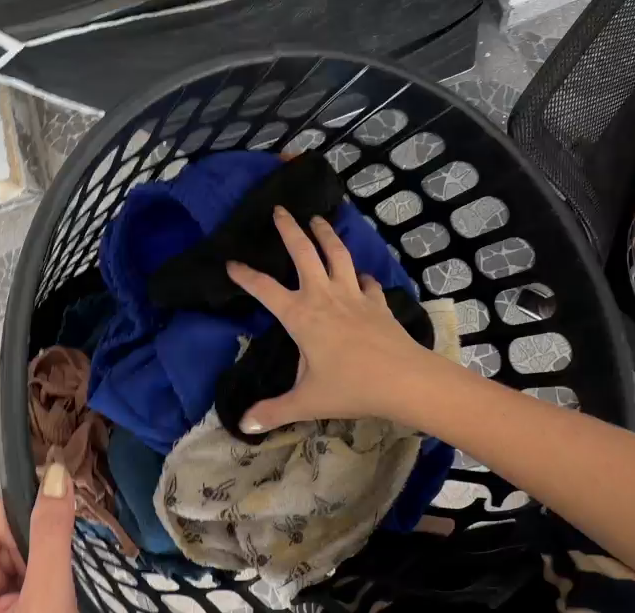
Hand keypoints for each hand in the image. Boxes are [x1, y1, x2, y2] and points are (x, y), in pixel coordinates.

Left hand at [0, 461, 78, 612]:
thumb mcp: (44, 599)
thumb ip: (49, 536)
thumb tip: (57, 473)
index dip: (22, 519)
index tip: (50, 541)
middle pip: (4, 529)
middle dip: (36, 543)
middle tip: (55, 576)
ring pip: (20, 549)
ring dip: (44, 560)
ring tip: (57, 593)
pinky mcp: (4, 608)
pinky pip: (26, 570)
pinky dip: (46, 575)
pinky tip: (55, 597)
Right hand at [224, 208, 438, 432]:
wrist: (404, 379)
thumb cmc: (351, 387)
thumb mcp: (307, 401)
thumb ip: (274, 411)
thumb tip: (244, 424)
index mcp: (300, 315)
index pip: (264, 289)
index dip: (245, 275)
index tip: (231, 263)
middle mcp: (324, 295)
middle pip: (303, 252)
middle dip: (289, 229)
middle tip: (280, 209)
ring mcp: (353, 295)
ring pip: (337, 254)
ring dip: (326, 234)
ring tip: (318, 219)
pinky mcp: (377, 302)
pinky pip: (366, 283)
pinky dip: (361, 276)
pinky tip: (361, 275)